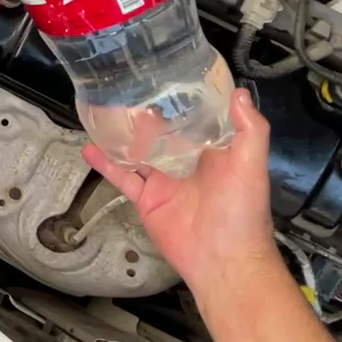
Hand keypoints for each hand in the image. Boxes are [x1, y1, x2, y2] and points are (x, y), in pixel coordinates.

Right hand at [81, 89, 279, 303]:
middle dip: (144, 117)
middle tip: (123, 94)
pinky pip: (122, 177)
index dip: (179, 103)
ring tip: (102, 115)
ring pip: (137, 152)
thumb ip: (250, 130)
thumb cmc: (242, 214)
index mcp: (212, 153)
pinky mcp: (147, 198)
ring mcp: (164, 181)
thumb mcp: (251, 166)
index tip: (162, 81)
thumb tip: (239, 94)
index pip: (194, 121)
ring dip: (120, 136)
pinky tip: (90, 149)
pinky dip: (105, 163)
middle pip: (160, 134)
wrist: (223, 260)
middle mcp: (186, 164)